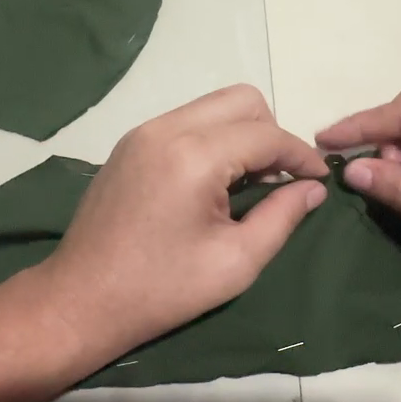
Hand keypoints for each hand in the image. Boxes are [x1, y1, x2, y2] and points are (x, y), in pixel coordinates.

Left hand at [41, 85, 328, 357]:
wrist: (80, 300)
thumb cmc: (161, 290)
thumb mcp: (235, 262)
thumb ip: (282, 217)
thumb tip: (313, 188)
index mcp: (194, 156)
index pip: (265, 135)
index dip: (300, 155)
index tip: (320, 179)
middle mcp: (167, 129)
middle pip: (241, 100)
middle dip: (272, 134)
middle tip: (282, 179)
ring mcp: (143, 132)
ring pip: (213, 106)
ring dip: (243, 133)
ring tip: (252, 181)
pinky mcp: (130, 143)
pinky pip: (187, 121)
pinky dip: (214, 138)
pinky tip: (216, 181)